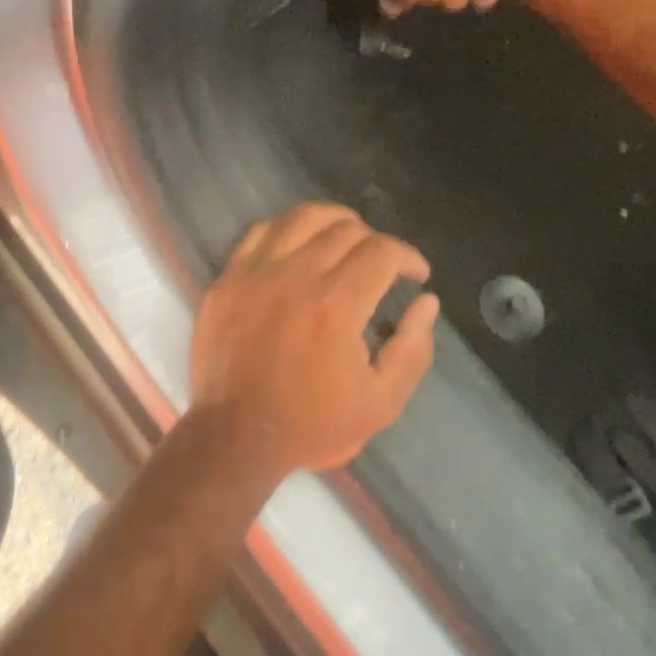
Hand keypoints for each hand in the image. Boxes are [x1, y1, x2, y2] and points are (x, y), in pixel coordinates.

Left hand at [189, 203, 438, 474]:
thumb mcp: (380, 404)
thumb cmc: (311, 425)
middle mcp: (294, 276)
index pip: (382, 251)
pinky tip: (300, 245)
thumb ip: (412, 350)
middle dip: (376, 241)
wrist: (235, 437)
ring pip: (302, 218)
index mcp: (336, 306)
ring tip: (348, 241)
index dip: (408, 257)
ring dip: (334, 222)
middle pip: (345, 229)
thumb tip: (426, 302)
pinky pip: (261, 232)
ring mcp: (255, 273)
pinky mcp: (228, 278)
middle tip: (383, 265)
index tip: (416, 274)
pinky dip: (288, 228)